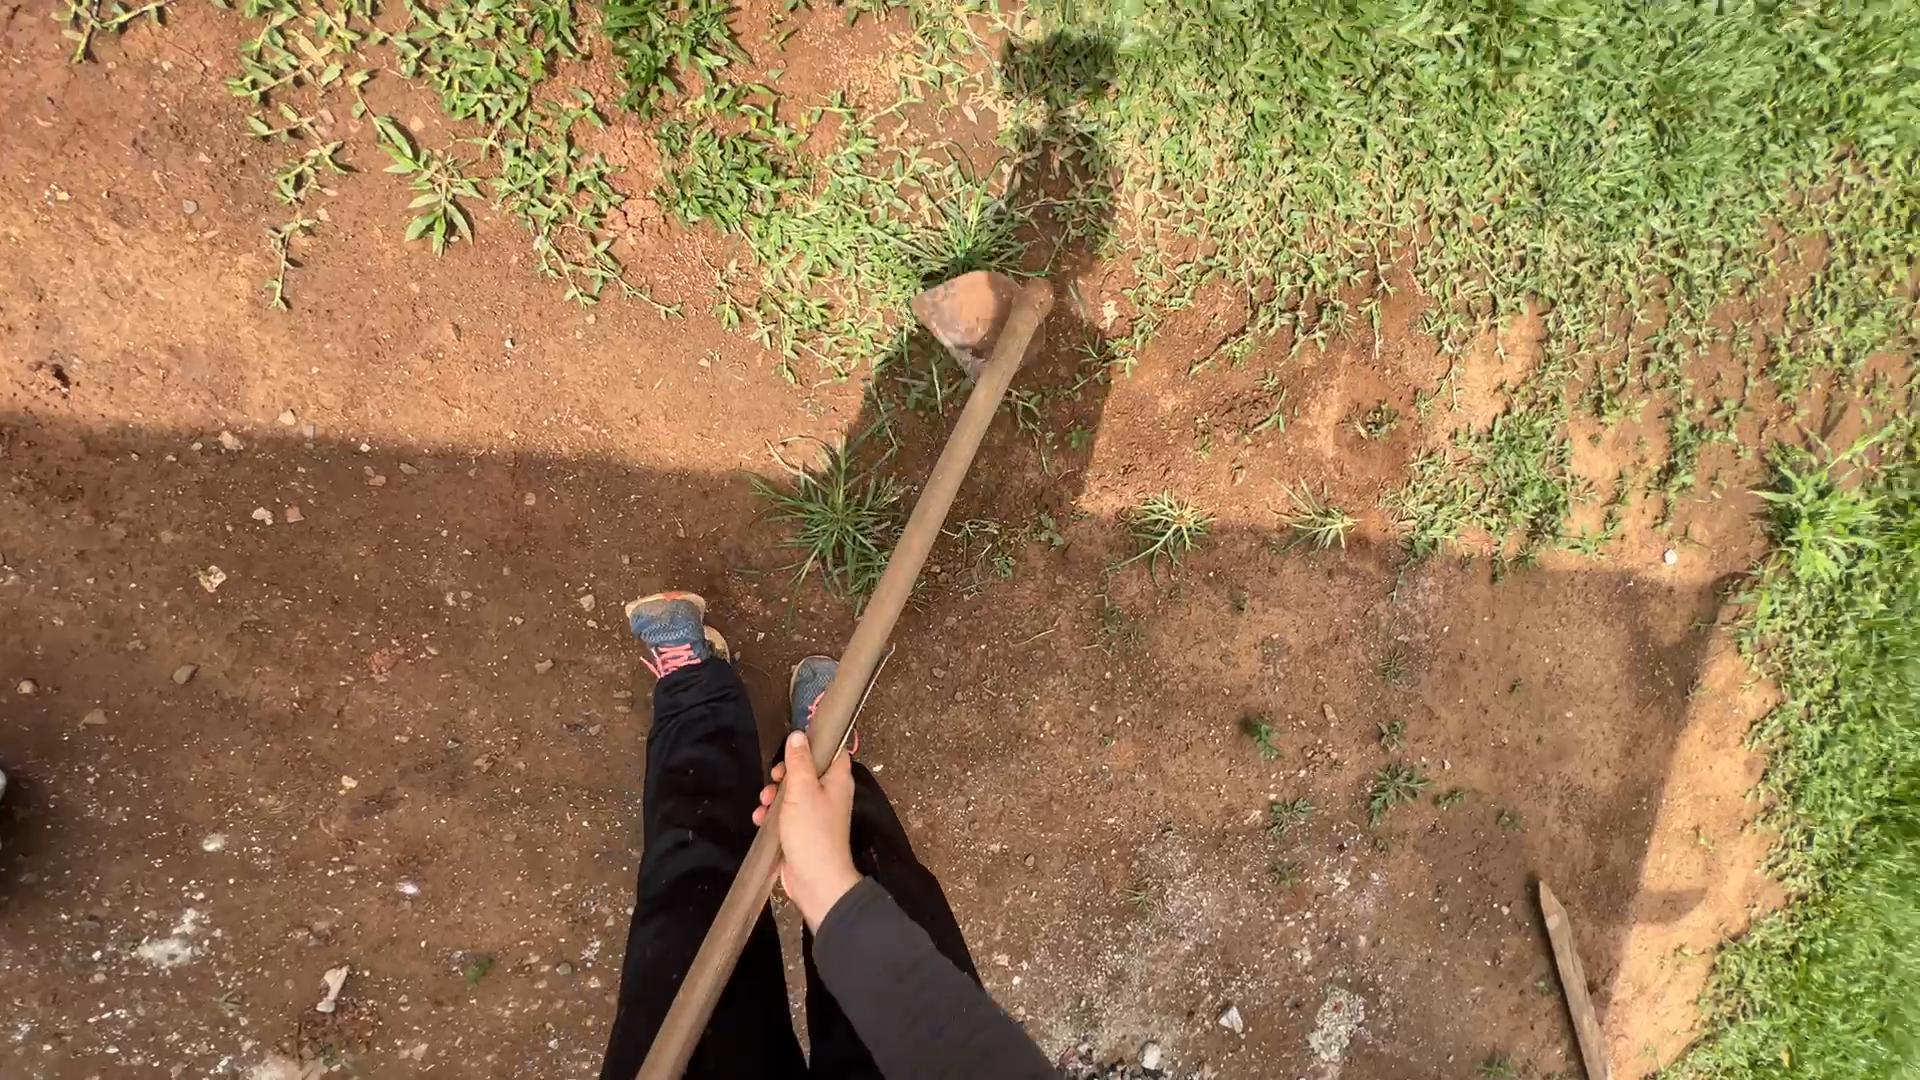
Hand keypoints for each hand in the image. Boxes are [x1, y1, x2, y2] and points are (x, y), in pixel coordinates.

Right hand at [754, 731, 860, 929]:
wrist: (816, 881)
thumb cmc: (812, 831)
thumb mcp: (802, 790)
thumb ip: (799, 762)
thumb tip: (799, 735)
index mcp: (837, 779)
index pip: (832, 749)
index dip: (813, 744)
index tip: (793, 746)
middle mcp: (830, 793)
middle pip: (807, 770)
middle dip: (786, 773)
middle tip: (775, 779)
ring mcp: (817, 813)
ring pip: (793, 793)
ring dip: (775, 795)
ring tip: (764, 802)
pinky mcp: (803, 830)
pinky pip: (787, 814)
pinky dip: (773, 814)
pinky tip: (760, 820)